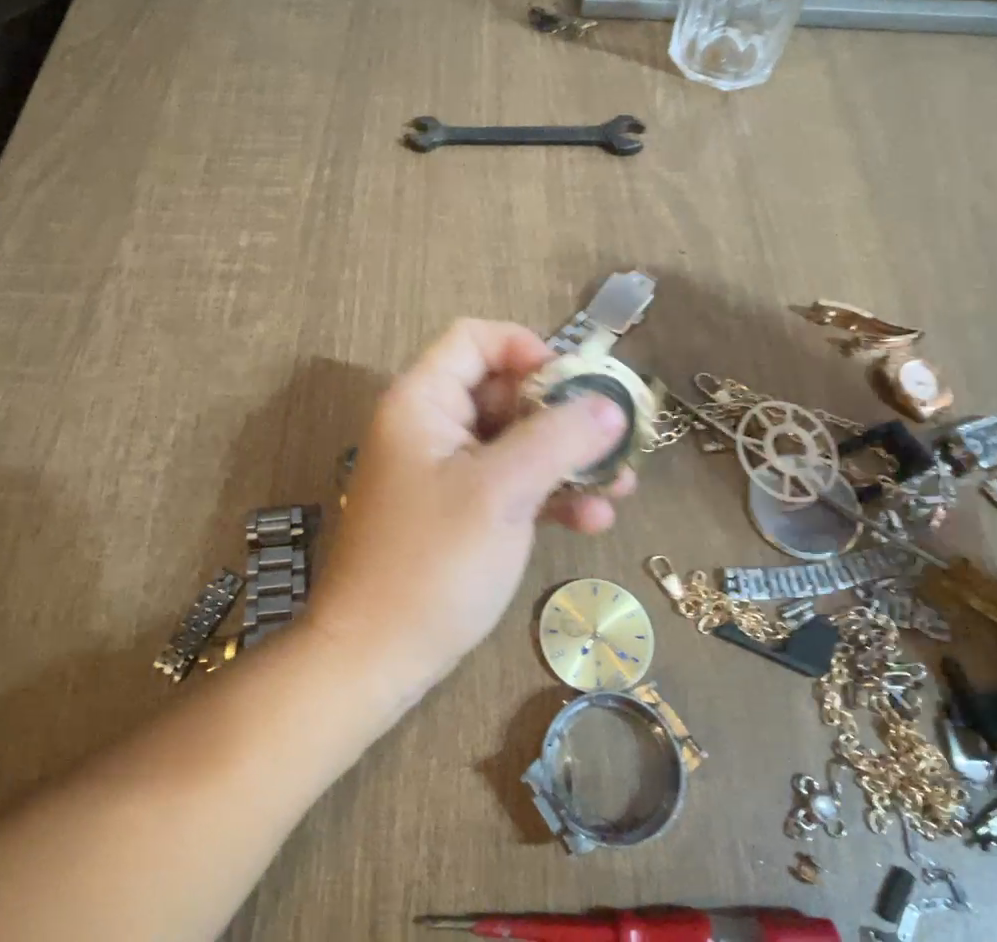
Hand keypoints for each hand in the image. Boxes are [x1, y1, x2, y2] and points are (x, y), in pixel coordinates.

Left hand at [310, 319, 635, 690]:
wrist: (376, 656)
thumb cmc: (432, 563)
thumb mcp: (500, 492)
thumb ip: (558, 439)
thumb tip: (610, 405)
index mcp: (422, 403)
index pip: (474, 340)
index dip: (528, 349)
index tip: (578, 384)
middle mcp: (431, 429)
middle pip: (505, 392)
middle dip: (565, 415)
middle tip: (616, 441)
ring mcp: (444, 475)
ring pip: (516, 444)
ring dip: (568, 461)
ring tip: (620, 488)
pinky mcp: (459, 516)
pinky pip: (510, 487)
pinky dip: (549, 496)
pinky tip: (593, 522)